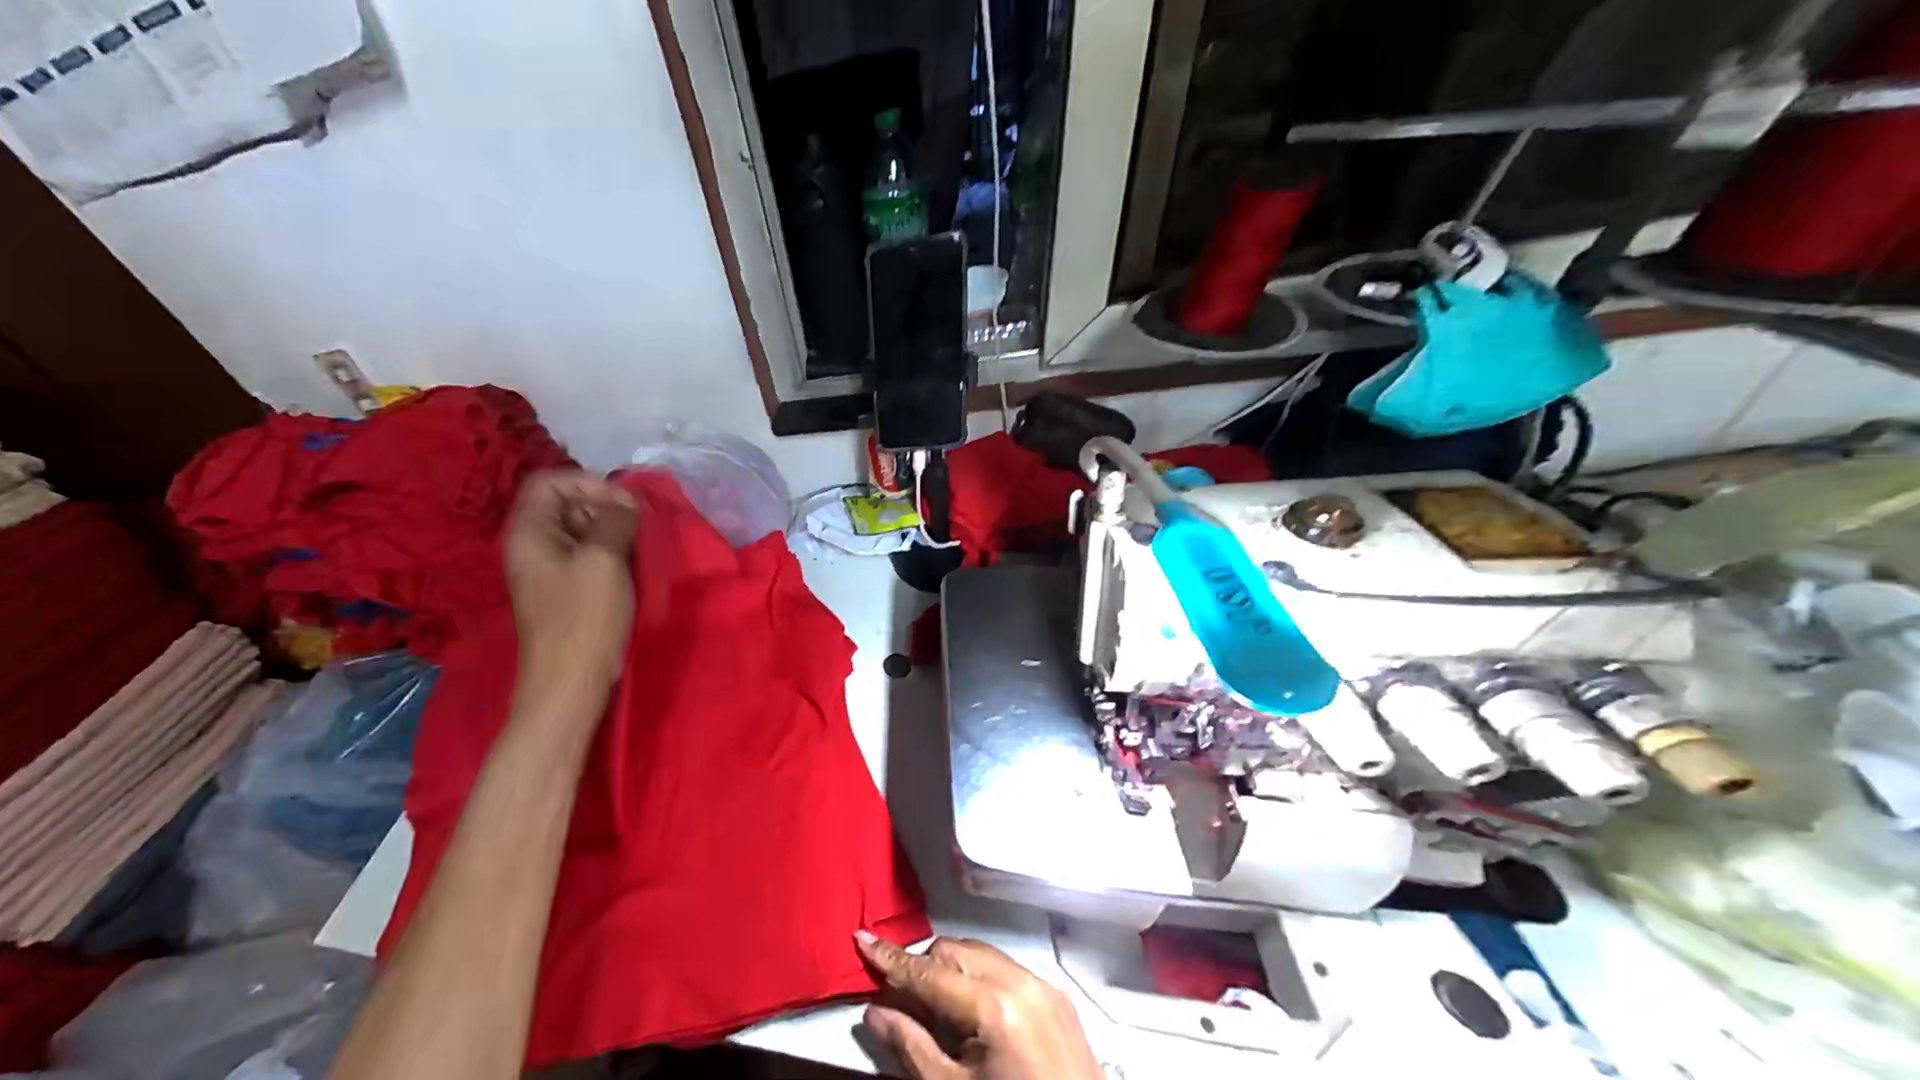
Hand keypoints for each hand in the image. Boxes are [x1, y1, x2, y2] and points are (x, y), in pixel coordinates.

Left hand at [503, 471, 637, 686]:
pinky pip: (588, 555)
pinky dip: (611, 553)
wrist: (572, 680)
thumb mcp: (604, 558)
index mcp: (528, 531)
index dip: (589, 484)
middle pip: (567, 503)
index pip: (551, 481)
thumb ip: (616, 519)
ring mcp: (548, 568)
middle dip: (605, 507)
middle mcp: (532, 544)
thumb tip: (625, 503)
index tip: (624, 505)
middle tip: (636, 528)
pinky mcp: (566, 589)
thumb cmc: (585, 617)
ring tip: (637, 548)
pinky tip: (630, 568)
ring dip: (613, 532)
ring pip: (582, 530)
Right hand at [855, 930, 1103, 1079]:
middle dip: (922, 966)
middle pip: (955, 950)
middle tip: (898, 997)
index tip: (862, 940)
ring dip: (951, 969)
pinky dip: (981, 979)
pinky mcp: (1058, 997)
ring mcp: (1043, 986)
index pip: (929, 971)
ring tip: (934, 1009)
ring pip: (981, 953)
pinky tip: (970, 1014)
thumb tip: (876, 1011)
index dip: (891, 958)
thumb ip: (911, 1046)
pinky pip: (1008, 969)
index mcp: (994, 1007)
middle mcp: (1021, 983)